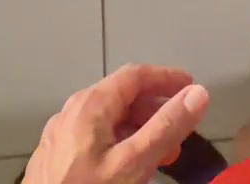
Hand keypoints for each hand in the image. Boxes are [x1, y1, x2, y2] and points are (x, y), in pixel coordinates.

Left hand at [21, 66, 209, 183]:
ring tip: (156, 160)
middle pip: (121, 98)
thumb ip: (167, 128)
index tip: (192, 90)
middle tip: (178, 138)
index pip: (136, 75)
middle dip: (154, 113)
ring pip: (107, 123)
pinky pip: (92, 142)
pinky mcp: (50, 164)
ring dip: (137, 133)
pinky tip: (124, 174)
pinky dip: (117, 147)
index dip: (167, 79)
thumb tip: (199, 92)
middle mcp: (70, 113)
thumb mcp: (133, 166)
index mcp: (89, 104)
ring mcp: (57, 139)